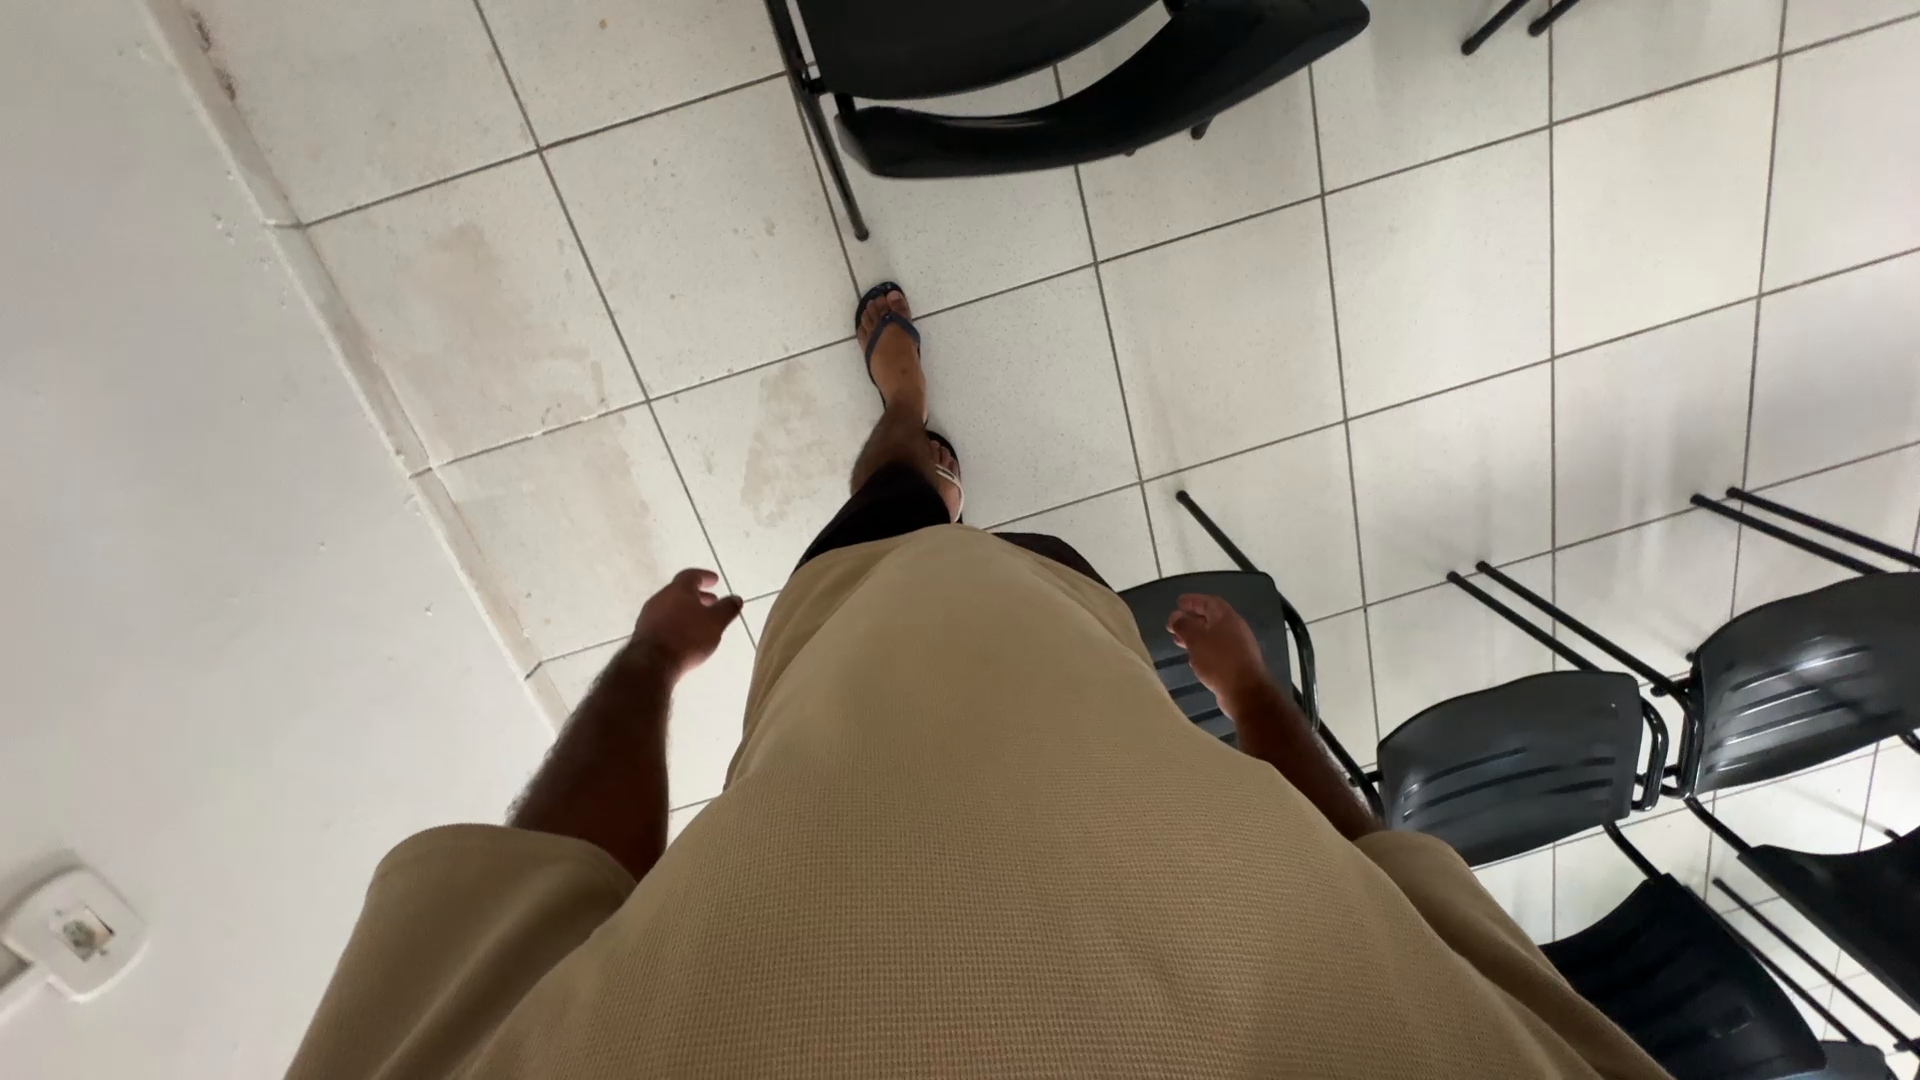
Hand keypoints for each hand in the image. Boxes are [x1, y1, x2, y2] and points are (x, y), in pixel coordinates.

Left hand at [628, 569, 741, 682]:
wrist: (652, 663)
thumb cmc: (688, 637)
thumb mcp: (716, 623)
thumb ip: (727, 609)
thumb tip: (736, 598)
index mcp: (678, 590)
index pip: (691, 575)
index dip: (704, 576)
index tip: (715, 580)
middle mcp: (660, 598)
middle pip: (680, 591)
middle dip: (698, 595)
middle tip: (712, 602)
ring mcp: (649, 615)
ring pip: (671, 607)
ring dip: (687, 610)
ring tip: (701, 621)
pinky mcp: (643, 632)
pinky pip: (663, 621)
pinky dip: (676, 622)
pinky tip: (685, 636)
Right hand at [1167, 594, 1275, 709]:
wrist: (1245, 691)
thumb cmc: (1219, 660)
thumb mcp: (1196, 639)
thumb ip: (1183, 625)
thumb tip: (1175, 616)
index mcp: (1227, 618)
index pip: (1209, 602)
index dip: (1193, 601)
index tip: (1178, 603)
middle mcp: (1234, 629)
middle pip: (1211, 619)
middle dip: (1191, 620)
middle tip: (1173, 625)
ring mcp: (1238, 647)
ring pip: (1212, 636)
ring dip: (1195, 636)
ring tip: (1178, 641)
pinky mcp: (1236, 663)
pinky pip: (1216, 650)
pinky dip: (1203, 649)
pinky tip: (1193, 657)